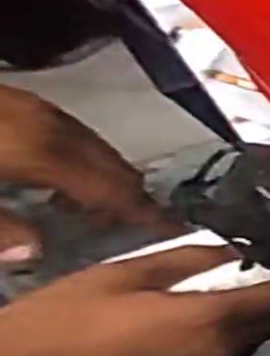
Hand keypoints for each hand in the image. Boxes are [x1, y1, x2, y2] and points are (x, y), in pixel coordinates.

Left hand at [0, 84, 176, 264]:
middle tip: (127, 217)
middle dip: (122, 189)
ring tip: (83, 195)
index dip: (140, 211)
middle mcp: (44, 124)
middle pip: (106, 161)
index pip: (112, 188)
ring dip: (93, 169)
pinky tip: (41, 165)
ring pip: (82, 141)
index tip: (166, 229)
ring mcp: (17, 104)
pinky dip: (62, 150)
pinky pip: (49, 126)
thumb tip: (34, 250)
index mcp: (41, 152)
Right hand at [0, 245, 269, 355]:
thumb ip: (189, 260)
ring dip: (253, 322)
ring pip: (252, 344)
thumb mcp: (120, 276)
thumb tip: (236, 251)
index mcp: (215, 319)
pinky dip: (225, 345)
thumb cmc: (52, 325)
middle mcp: (223, 353)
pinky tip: (196, 335)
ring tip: (230, 302)